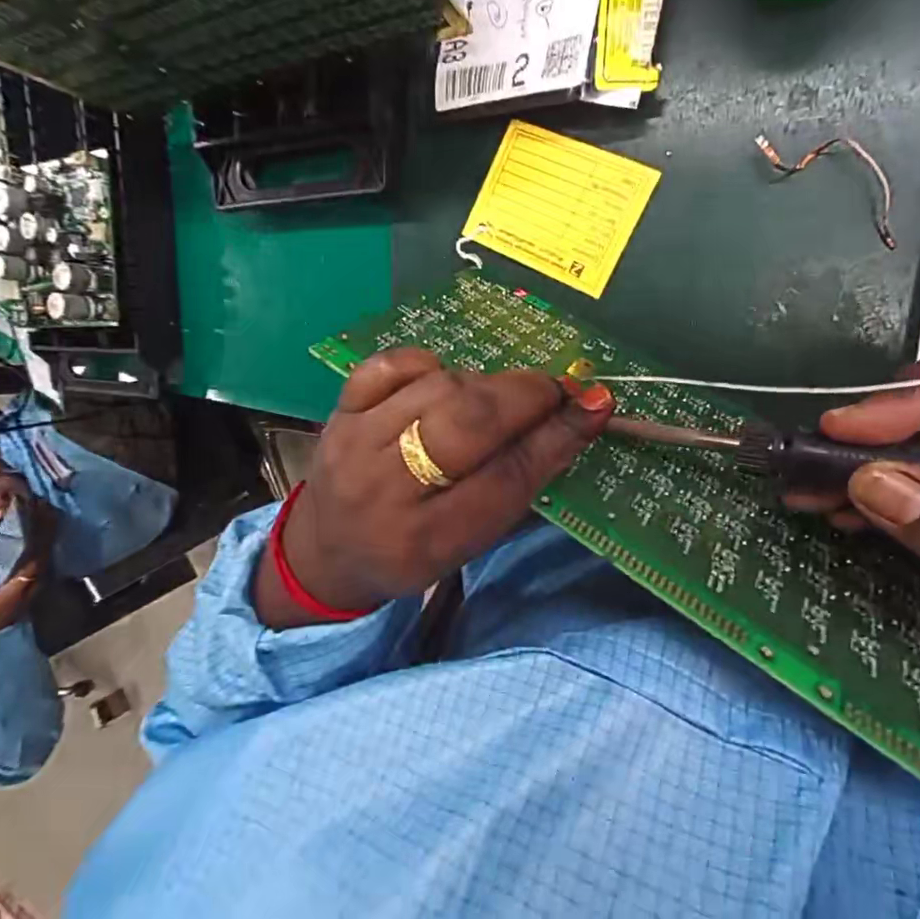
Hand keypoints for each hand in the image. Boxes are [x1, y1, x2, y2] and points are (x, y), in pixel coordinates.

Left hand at [262, 348, 613, 628]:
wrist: (326, 551)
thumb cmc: (408, 555)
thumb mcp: (466, 543)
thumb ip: (515, 486)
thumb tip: (574, 419)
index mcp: (428, 540)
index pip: (506, 479)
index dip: (557, 436)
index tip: (592, 405)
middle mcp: (388, 489)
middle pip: (469, 422)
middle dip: (525, 396)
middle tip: (552, 391)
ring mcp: (356, 443)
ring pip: (438, 388)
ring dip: (482, 384)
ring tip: (495, 399)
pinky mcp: (339, 413)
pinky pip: (389, 366)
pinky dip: (427, 365)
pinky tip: (440, 380)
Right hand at [786, 334, 919, 771]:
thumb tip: (872, 483)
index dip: (911, 395)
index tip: (842, 434)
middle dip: (870, 436)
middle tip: (808, 471)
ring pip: (919, 435)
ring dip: (858, 464)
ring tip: (807, 495)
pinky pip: (917, 472)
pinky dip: (871, 489)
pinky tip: (840, 511)